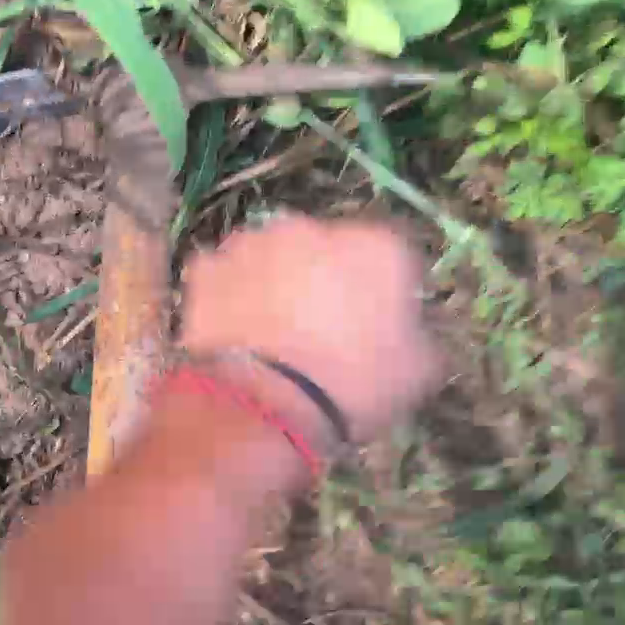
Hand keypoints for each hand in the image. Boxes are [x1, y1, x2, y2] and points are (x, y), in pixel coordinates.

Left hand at [178, 215, 441, 442]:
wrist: (265, 395)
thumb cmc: (357, 382)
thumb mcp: (421, 364)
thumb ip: (415, 325)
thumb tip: (400, 320)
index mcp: (372, 246)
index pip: (386, 250)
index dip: (383, 279)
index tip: (379, 307)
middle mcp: (306, 229)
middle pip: (319, 244)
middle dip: (321, 269)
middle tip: (321, 313)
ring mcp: (246, 242)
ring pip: (266, 252)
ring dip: (271, 273)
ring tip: (272, 318)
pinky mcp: (204, 263)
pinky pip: (223, 270)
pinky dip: (229, 287)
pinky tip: (236, 320)